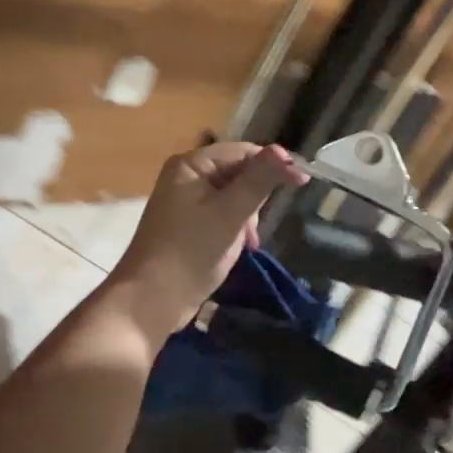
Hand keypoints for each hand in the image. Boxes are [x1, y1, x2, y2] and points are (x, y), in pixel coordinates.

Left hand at [108, 142, 308, 335]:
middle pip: (239, 172)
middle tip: (258, 225)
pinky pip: (223, 214)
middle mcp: (186, 175)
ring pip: (234, 195)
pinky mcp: (189, 224)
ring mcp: (186, 201)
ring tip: (249, 241)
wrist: (152, 300)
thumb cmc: (192, 251)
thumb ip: (259, 180)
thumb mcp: (231, 213)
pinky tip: (242, 246)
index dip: (273, 164)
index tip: (300, 182)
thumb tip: (285, 152)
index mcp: (191, 164)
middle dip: (256, 197)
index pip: (243, 151)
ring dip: (248, 216)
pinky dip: (236, 227)